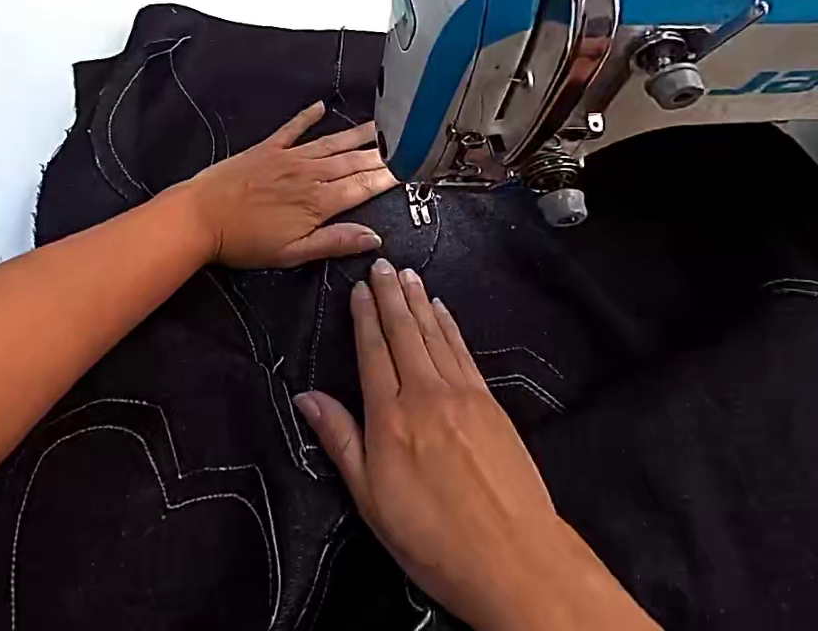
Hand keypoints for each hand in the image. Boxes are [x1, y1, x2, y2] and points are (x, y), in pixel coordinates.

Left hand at [163, 101, 397, 267]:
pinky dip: (307, 116)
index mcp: (319, 202)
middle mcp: (310, 174)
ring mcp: (289, 157)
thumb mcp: (292, 253)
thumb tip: (373, 238)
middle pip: (353, 162)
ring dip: (358, 135)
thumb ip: (334, 242)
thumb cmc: (245, 242)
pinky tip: (321, 106)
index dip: (387, 178)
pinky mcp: (268, 148)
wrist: (200, 216)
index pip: (362, 187)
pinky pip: (293, 128)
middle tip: (406, 143)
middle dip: (382, 155)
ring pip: (332, 144)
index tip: (409, 169)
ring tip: (380, 126)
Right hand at [294, 263, 657, 630]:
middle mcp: (424, 393)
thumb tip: (308, 399)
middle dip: (390, 295)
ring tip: (407, 275)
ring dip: (419, 300)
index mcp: (389, 417)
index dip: (364, 316)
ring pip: (433, 333)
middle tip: (382, 265)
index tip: (358, 290)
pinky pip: (462, 349)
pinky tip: (442, 310)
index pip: (372, 350)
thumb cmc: (433, 536)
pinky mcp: (486, 398)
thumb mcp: (370, 498)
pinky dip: (449, 324)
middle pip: (403, 331)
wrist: (509, 552)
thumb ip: (339, 439)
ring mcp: (460, 392)